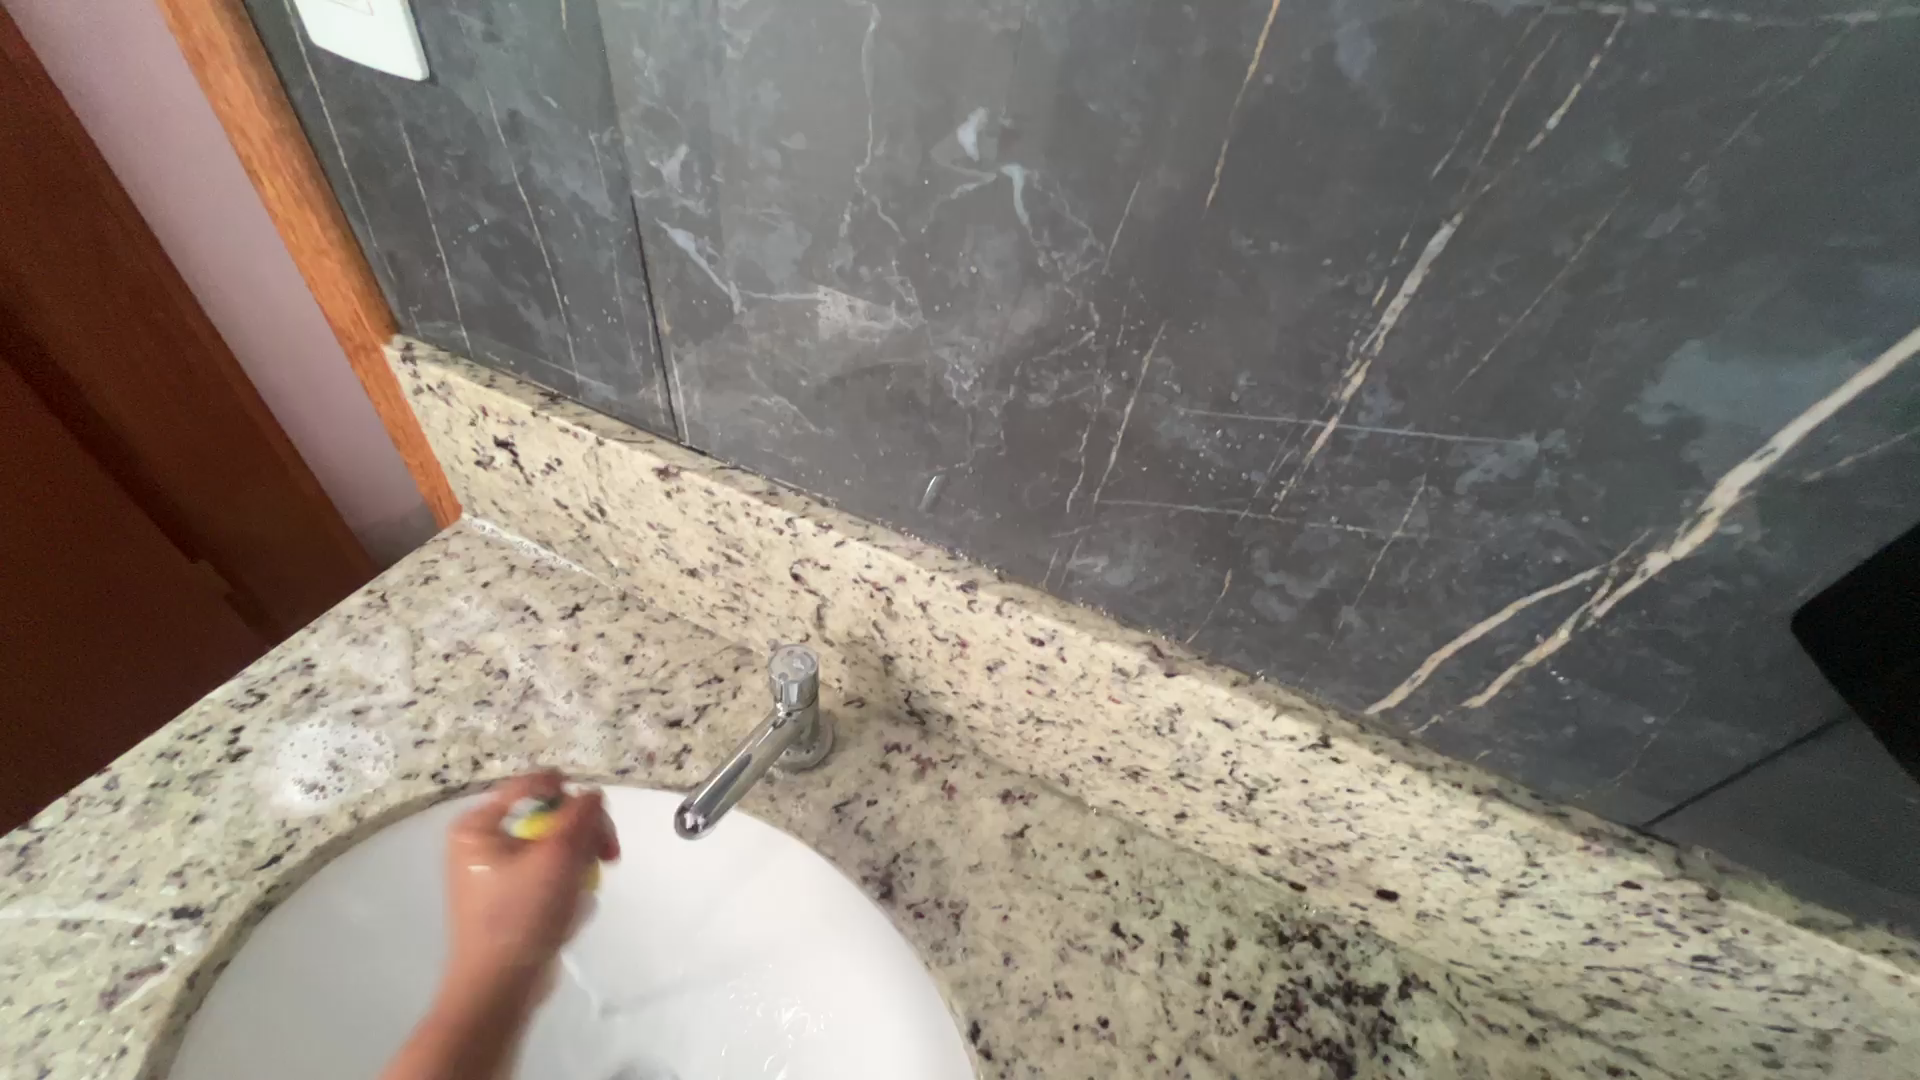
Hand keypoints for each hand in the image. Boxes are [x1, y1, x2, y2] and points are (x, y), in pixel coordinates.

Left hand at [443, 771, 619, 994]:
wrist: (499, 988)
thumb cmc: (521, 914)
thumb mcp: (559, 854)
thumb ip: (582, 814)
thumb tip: (592, 795)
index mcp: (478, 826)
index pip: (535, 783)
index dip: (572, 793)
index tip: (597, 816)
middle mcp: (483, 842)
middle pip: (551, 815)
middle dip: (584, 835)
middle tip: (608, 854)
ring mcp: (496, 870)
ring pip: (557, 844)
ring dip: (581, 862)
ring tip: (586, 888)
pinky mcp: (511, 895)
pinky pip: (551, 871)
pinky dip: (569, 883)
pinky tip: (571, 906)